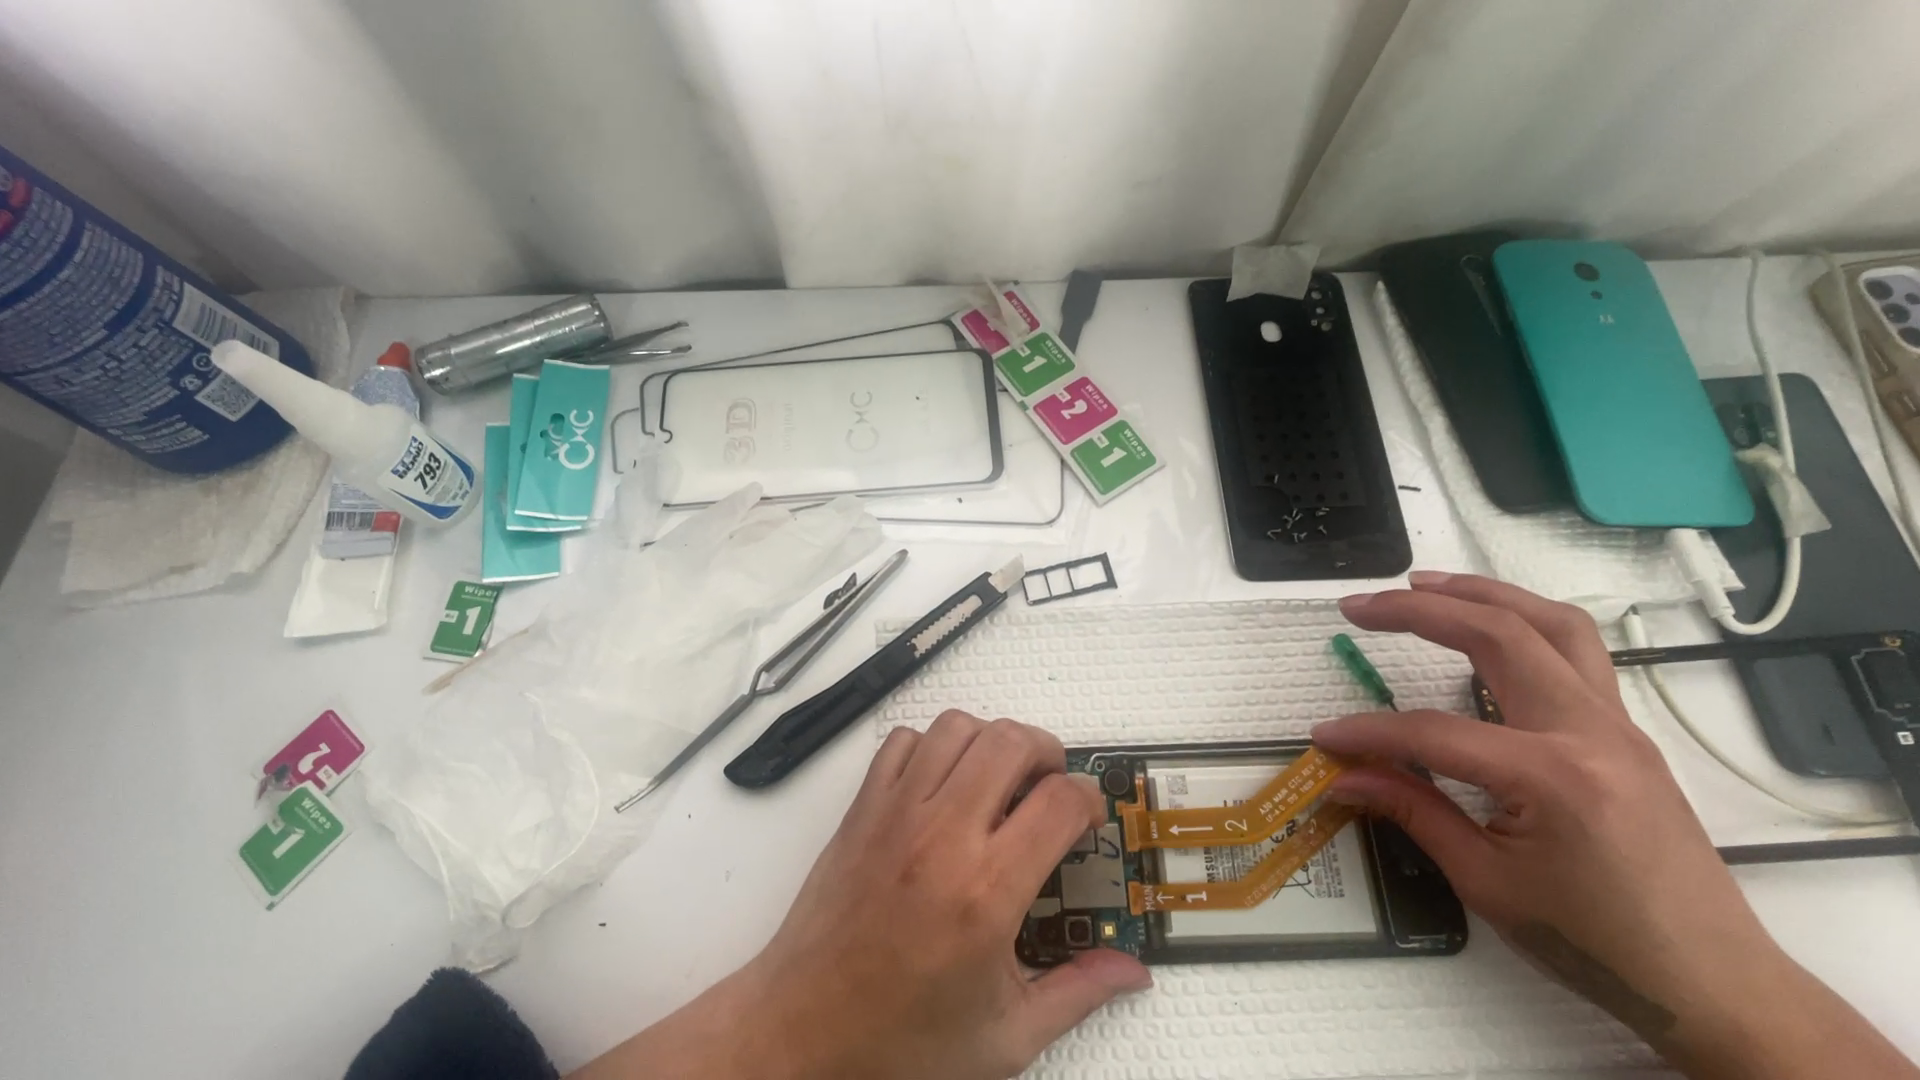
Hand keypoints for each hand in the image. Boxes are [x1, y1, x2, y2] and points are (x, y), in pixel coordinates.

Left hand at [576, 710, 1149, 1079]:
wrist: (801, 1029)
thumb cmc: (898, 1038)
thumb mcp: (1005, 1034)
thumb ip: (1078, 993)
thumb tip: (1130, 971)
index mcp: (987, 892)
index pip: (1060, 801)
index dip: (1089, 799)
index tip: (1088, 817)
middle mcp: (943, 836)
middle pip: (1011, 741)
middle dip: (1047, 751)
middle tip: (1051, 785)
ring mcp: (896, 814)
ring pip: (957, 727)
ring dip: (991, 740)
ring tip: (1001, 777)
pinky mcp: (862, 810)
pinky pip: (903, 741)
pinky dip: (933, 746)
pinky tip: (943, 784)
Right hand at [1312, 571, 1917, 1078]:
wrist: (1711, 981)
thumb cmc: (1594, 942)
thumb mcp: (1487, 882)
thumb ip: (1413, 812)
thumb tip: (1344, 778)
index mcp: (1553, 776)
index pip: (1435, 732)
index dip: (1369, 732)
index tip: (1325, 738)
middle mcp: (1591, 731)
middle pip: (1500, 636)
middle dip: (1422, 609)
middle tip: (1361, 604)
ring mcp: (1618, 725)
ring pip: (1553, 625)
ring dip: (1485, 594)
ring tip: (1425, 583)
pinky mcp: (1627, 732)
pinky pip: (1578, 652)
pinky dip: (1525, 622)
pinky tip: (1490, 629)